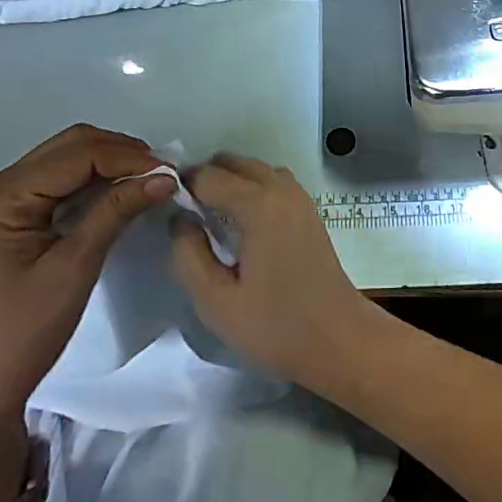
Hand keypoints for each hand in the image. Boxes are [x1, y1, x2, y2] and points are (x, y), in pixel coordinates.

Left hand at [0, 124, 176, 421]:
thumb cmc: (19, 337)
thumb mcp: (73, 269)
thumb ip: (115, 212)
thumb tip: (163, 177)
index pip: (73, 156)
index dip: (125, 157)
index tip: (169, 171)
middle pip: (64, 150)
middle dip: (117, 154)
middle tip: (161, 174)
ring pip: (59, 163)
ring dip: (105, 166)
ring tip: (146, 182)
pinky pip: (50, 186)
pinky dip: (87, 184)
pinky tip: (115, 195)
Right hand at [168, 155, 379, 384]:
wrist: (338, 338)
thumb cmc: (275, 324)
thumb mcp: (215, 301)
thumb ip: (188, 255)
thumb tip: (181, 219)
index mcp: (259, 204)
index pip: (209, 176)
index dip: (183, 186)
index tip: (163, 206)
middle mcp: (282, 189)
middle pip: (235, 163)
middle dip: (207, 177)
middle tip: (184, 210)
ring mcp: (300, 197)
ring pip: (257, 169)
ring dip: (232, 179)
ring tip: (209, 214)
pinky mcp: (309, 211)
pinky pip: (274, 181)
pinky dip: (253, 186)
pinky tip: (241, 221)